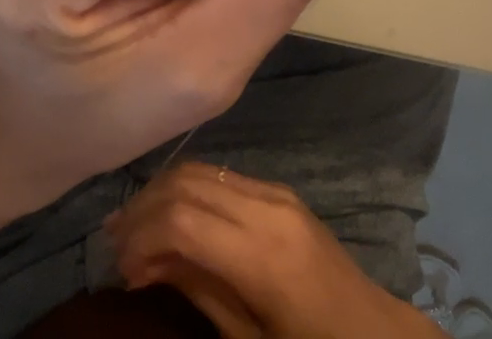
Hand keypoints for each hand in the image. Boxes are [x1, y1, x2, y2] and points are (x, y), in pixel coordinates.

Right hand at [107, 162, 432, 338]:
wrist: (374, 332)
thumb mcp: (248, 337)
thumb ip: (196, 289)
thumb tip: (143, 263)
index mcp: (263, 255)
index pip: (181, 220)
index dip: (140, 238)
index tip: (122, 268)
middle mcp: (267, 208)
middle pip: (183, 184)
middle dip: (141, 210)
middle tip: (117, 244)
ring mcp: (275, 193)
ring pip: (198, 169)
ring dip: (158, 193)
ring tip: (134, 227)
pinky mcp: (278, 190)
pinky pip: (220, 175)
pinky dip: (185, 189)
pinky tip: (169, 214)